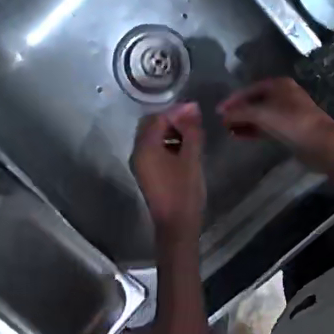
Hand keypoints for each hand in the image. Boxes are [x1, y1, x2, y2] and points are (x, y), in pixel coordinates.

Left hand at [132, 103, 205, 248]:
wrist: (176, 225)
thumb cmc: (184, 191)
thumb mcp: (191, 157)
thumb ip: (191, 131)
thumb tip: (192, 107)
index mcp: (145, 148)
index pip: (158, 118)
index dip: (177, 111)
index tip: (196, 111)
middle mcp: (137, 153)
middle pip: (150, 126)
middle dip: (171, 120)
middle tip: (193, 121)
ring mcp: (140, 164)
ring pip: (152, 137)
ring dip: (170, 131)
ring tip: (192, 133)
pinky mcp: (147, 172)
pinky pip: (153, 149)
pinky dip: (167, 143)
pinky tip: (184, 147)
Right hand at [218, 77, 333, 171]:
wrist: (321, 143)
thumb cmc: (291, 122)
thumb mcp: (262, 114)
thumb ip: (240, 113)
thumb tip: (223, 115)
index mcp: (279, 85)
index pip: (250, 89)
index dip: (233, 99)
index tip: (218, 111)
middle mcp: (283, 95)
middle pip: (255, 101)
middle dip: (238, 111)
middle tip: (221, 122)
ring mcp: (288, 112)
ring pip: (261, 115)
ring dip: (245, 122)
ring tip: (227, 130)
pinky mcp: (290, 129)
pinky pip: (267, 127)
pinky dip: (253, 130)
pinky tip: (240, 136)